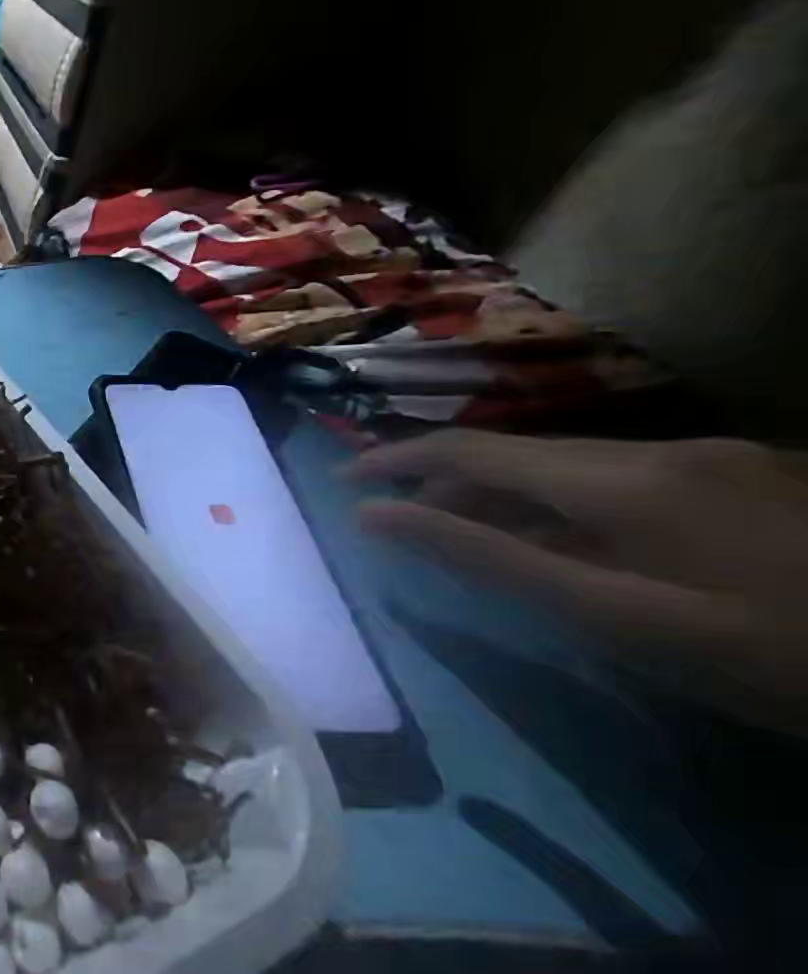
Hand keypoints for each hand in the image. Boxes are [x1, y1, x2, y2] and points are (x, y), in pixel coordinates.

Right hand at [350, 431, 807, 734]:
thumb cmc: (775, 652)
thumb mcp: (611, 615)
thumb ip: (483, 557)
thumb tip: (375, 516)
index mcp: (618, 480)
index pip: (470, 451)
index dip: (395, 461)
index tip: (340, 483)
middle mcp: (657, 452)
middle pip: (515, 452)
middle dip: (438, 477)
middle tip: (387, 513)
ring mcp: (710, 461)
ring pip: (564, 465)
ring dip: (496, 492)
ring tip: (455, 530)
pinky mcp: (745, 481)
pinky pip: (613, 480)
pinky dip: (556, 503)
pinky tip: (556, 538)